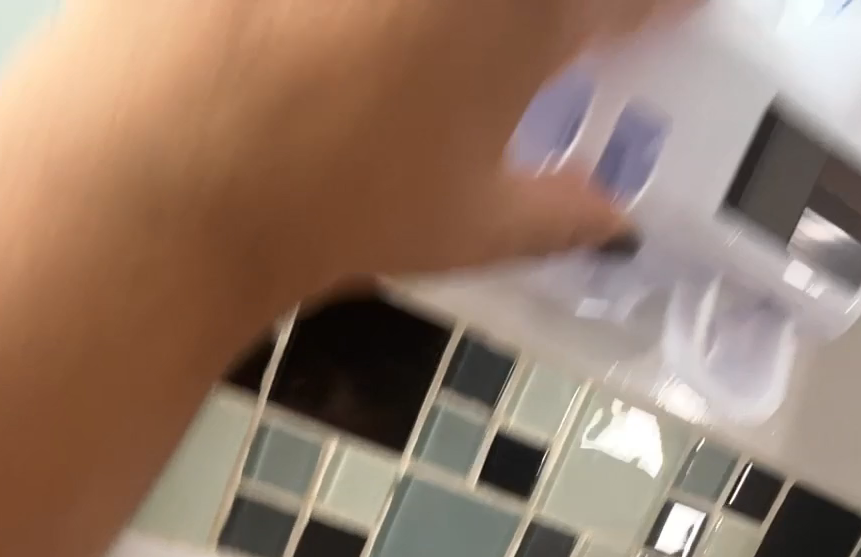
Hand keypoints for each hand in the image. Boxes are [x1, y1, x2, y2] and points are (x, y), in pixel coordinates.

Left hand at [11, 0, 695, 304]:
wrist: (185, 166)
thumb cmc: (345, 209)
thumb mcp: (469, 229)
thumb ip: (559, 219)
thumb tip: (620, 224)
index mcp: (531, 18)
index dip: (664, 5)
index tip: (675, 12)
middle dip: (573, 10)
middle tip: (553, 38)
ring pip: (465, 2)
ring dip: (478, 25)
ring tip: (455, 53)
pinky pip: (383, 5)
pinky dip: (403, 22)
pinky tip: (375, 42)